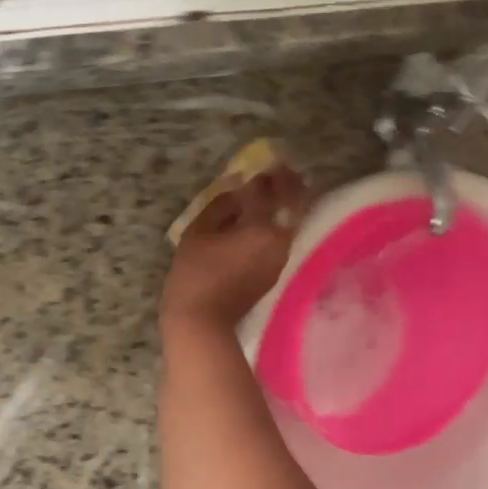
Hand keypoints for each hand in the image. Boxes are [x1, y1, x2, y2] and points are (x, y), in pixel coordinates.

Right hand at [161, 168, 307, 333]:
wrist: (202, 324)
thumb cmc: (193, 278)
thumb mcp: (196, 236)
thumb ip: (219, 208)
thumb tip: (235, 192)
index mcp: (261, 226)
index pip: (266, 191)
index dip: (262, 176)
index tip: (259, 164)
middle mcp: (280, 239)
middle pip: (294, 201)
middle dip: (287, 183)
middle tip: (278, 170)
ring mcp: (280, 257)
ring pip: (292, 220)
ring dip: (286, 203)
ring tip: (274, 192)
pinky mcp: (274, 271)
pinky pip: (282, 237)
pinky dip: (278, 223)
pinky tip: (263, 221)